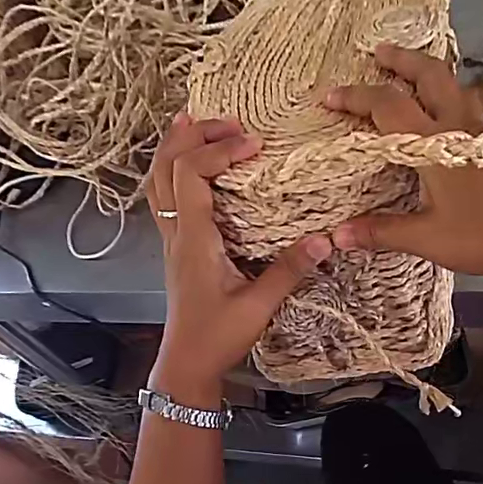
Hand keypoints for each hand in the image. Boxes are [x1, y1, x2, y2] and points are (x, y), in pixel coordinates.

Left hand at [148, 115, 331, 402]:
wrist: (187, 363)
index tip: (255, 144)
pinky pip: (164, 197)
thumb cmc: (218, 337)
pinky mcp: (177, 248)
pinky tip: (189, 168)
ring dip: (174, 148)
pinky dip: (173, 171)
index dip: (220, 151)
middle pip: (166, 168)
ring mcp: (172, 240)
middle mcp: (176, 233)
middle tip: (225, 120)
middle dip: (192, 137)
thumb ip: (288, 271)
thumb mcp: (259, 305)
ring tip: (193, 123)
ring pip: (158, 181)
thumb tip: (324, 240)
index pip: (192, 176)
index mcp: (194, 240)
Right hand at [324, 44, 482, 282]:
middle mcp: (458, 125)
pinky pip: (466, 102)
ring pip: (452, 84)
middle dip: (401, 59)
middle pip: (428, 74)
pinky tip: (443, 111)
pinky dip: (446, 93)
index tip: (329, 97)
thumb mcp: (427, 238)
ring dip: (426, 71)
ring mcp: (482, 130)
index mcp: (434, 143)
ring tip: (408, 72)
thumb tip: (337, 236)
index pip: (388, 107)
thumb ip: (382, 232)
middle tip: (377, 52)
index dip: (356, 98)